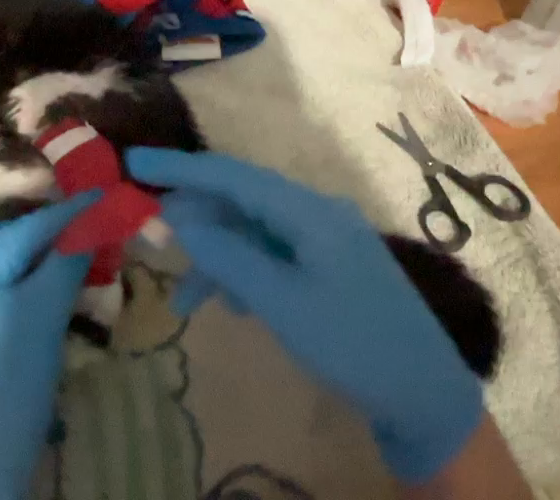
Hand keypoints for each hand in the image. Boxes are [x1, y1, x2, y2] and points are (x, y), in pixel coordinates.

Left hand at [0, 192, 97, 499]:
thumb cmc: (14, 387)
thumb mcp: (47, 317)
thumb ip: (66, 261)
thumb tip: (87, 227)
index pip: (25, 228)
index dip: (67, 213)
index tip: (100, 196)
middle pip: (0, 246)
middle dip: (42, 239)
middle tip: (84, 234)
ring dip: (21, 264)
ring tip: (59, 264)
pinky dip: (0, 290)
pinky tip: (22, 298)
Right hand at [126, 150, 484, 484]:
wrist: (425, 394)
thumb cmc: (353, 343)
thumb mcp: (282, 303)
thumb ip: (229, 257)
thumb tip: (179, 218)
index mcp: (308, 210)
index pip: (233, 175)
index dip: (181, 168)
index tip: (134, 164)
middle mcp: (316, 212)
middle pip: (241, 199)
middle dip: (195, 216)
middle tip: (149, 233)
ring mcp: (324, 238)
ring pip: (253, 231)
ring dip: (218, 257)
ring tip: (184, 300)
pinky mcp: (328, 266)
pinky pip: (273, 254)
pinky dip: (245, 272)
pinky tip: (230, 304)